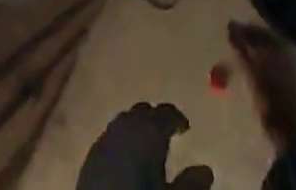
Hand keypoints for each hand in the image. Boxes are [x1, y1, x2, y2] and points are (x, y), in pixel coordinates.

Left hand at [76, 103, 212, 189]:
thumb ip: (191, 183)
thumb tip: (206, 170)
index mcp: (148, 130)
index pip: (167, 112)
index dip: (177, 119)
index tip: (185, 130)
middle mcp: (125, 127)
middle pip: (143, 112)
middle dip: (155, 119)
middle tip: (166, 135)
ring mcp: (104, 140)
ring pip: (124, 122)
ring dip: (136, 128)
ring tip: (146, 148)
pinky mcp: (89, 158)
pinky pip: (109, 138)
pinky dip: (120, 141)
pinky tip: (125, 161)